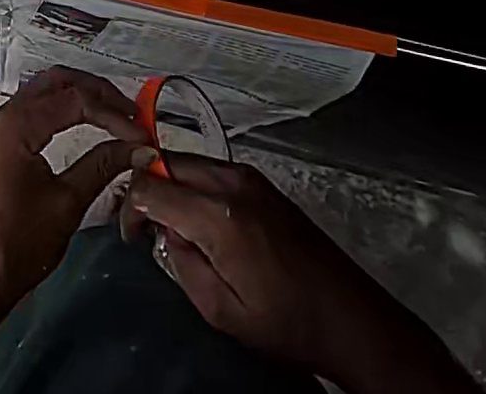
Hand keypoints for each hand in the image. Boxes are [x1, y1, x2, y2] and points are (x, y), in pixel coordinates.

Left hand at [0, 67, 152, 307]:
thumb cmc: (17, 243)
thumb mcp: (66, 204)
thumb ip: (102, 167)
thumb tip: (141, 149)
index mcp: (15, 125)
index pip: (73, 99)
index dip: (113, 112)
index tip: (143, 134)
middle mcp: (3, 115)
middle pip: (54, 81)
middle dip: (96, 91)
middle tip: (132, 113)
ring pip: (43, 92)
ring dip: (79, 96)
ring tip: (116, 116)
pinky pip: (34, 109)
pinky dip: (62, 109)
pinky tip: (86, 122)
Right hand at [124, 152, 479, 393]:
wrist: (355, 322)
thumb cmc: (287, 323)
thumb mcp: (219, 309)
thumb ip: (178, 260)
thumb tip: (162, 228)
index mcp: (219, 216)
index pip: (149, 186)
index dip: (130, 206)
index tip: (131, 233)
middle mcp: (231, 183)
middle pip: (163, 162)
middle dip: (146, 188)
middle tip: (145, 225)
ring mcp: (247, 176)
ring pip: (183, 161)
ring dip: (168, 184)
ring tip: (172, 223)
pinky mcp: (258, 180)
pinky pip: (207, 169)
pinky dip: (190, 184)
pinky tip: (198, 217)